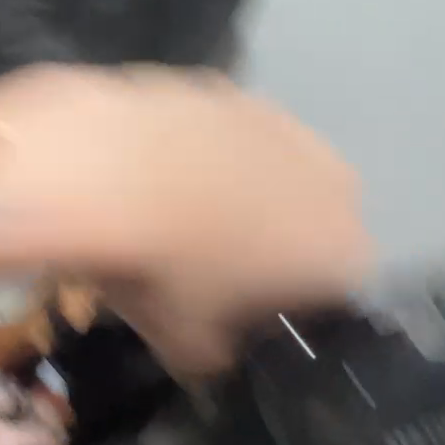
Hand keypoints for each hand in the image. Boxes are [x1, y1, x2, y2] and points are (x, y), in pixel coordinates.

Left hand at [0, 65, 371, 374]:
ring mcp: (283, 122)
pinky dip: (192, 156)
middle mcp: (333, 181)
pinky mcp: (228, 86)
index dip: (276, 313)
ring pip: (264, 176)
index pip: (329, 298)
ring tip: (164, 222)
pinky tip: (143, 176)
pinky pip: (219, 137)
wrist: (103, 172)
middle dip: (260, 251)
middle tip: (193, 273)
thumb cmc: (161, 271)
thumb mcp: (181, 342)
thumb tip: (205, 358)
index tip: (230, 320)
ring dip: (229, 199)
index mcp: (341, 252)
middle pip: (302, 229)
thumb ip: (208, 358)